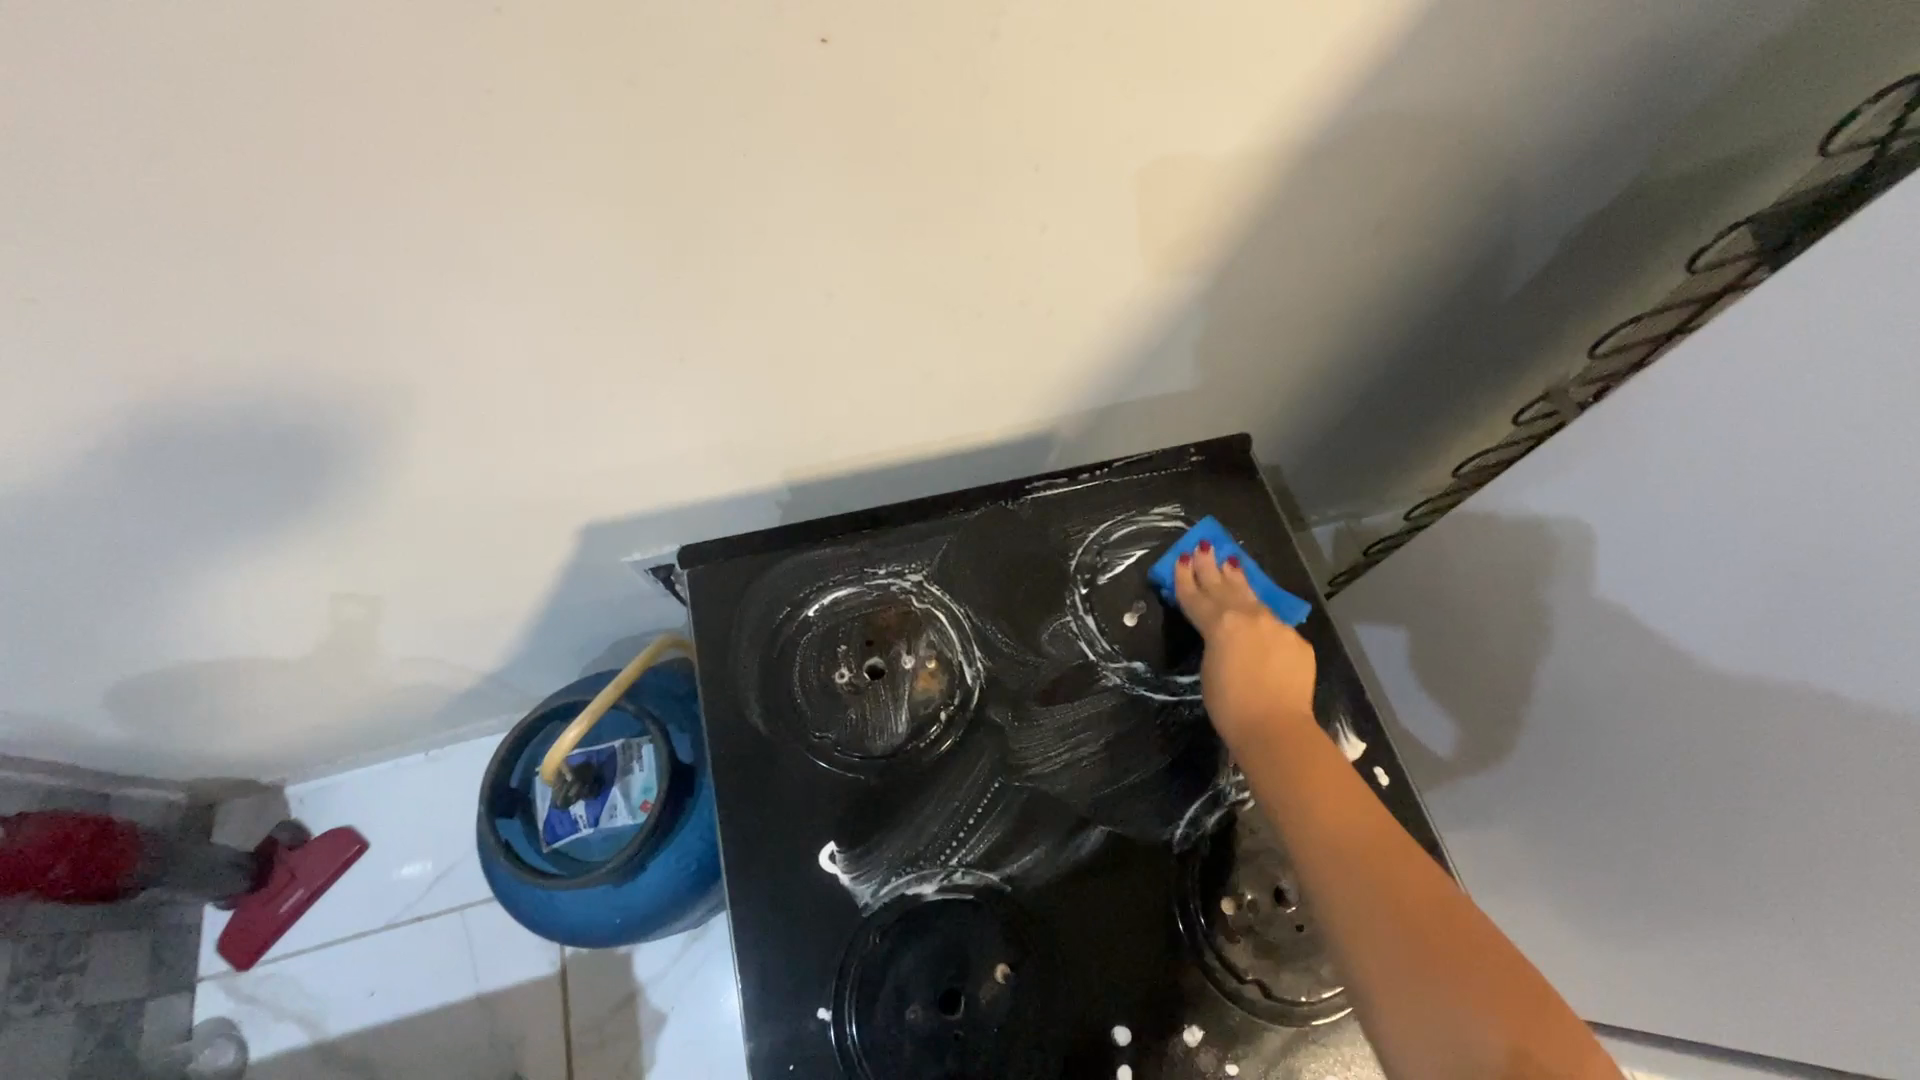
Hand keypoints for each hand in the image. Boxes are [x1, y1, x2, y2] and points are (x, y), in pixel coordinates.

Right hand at [1173, 545, 1316, 749]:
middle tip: (1204, 546)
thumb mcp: (1208, 668)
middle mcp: (1248, 616)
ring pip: (1253, 597)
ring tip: (1231, 561)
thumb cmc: (1229, 706)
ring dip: (1238, 579)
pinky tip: (1259, 612)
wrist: (1276, 727)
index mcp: (1219, 623)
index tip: (1180, 559)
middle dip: (1211, 567)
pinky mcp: (1296, 641)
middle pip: (1224, 587)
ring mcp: (1276, 626)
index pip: (1196, 597)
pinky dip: (1262, 615)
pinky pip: (1275, 623)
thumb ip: (1215, 641)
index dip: (1185, 579)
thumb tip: (1223, 634)